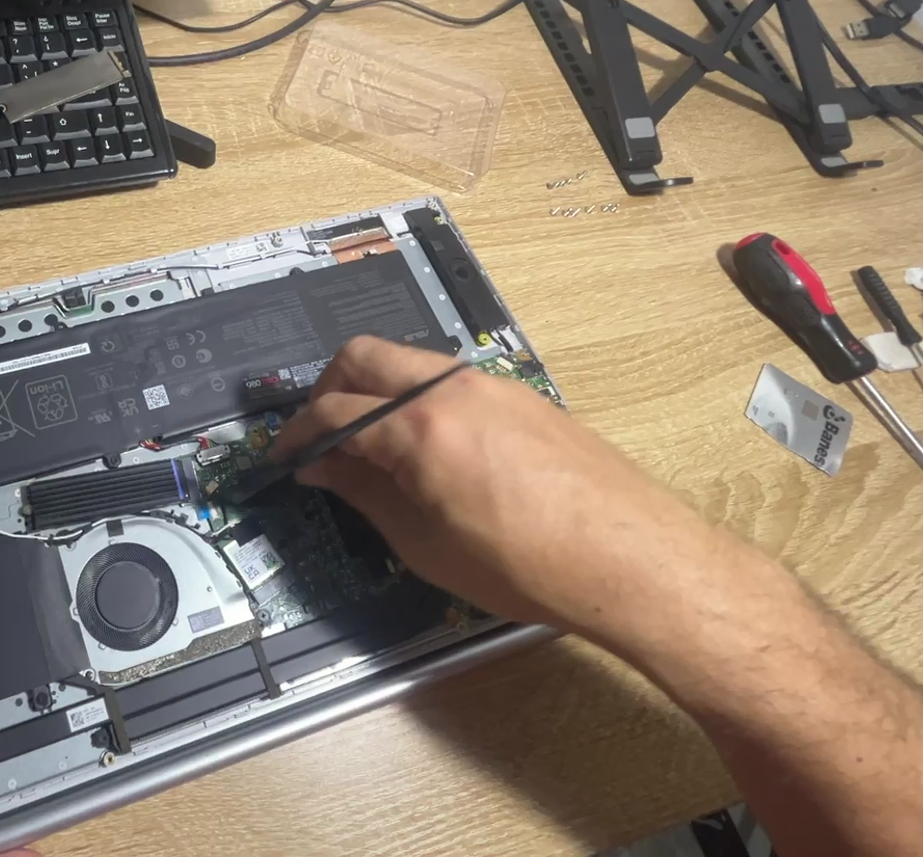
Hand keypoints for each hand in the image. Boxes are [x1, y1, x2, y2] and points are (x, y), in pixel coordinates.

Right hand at [273, 336, 737, 649]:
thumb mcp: (424, 543)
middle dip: (327, 387)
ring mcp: (486, 382)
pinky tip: (426, 442)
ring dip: (372, 387)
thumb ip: (362, 493)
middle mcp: (448, 387)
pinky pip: (443, 375)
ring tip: (371, 440)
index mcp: (418, 428)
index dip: (298, 433)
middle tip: (321, 434)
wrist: (636, 560)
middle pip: (360, 354)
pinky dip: (412, 395)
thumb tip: (319, 468)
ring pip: (403, 358)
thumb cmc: (522, 567)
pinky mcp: (516, 391)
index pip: (332, 411)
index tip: (286, 456)